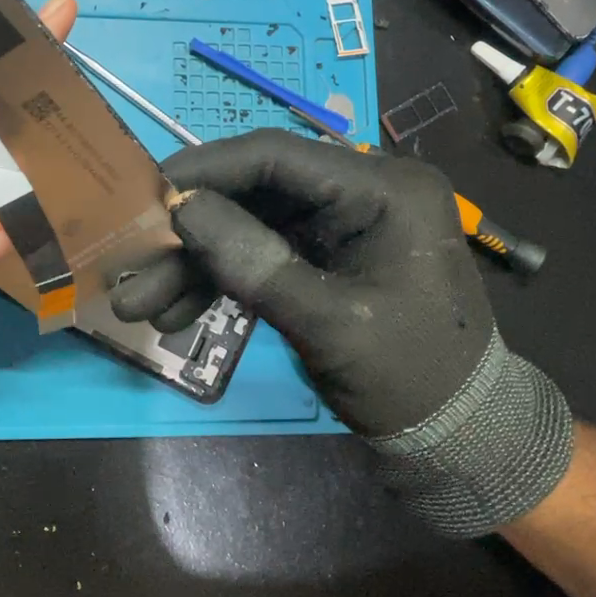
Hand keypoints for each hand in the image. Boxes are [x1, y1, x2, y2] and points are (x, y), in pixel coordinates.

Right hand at [110, 129, 574, 536]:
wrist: (462, 440)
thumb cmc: (410, 379)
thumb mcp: (328, 322)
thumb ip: (252, 261)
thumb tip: (181, 207)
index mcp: (382, 189)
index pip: (276, 156)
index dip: (205, 169)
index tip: (146, 188)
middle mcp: (361, 192)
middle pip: (254, 194)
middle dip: (191, 233)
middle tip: (132, 262)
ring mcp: (341, 225)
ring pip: (249, 227)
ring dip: (196, 265)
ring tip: (141, 306)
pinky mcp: (326, 256)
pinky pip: (263, 254)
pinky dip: (221, 282)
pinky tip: (177, 315)